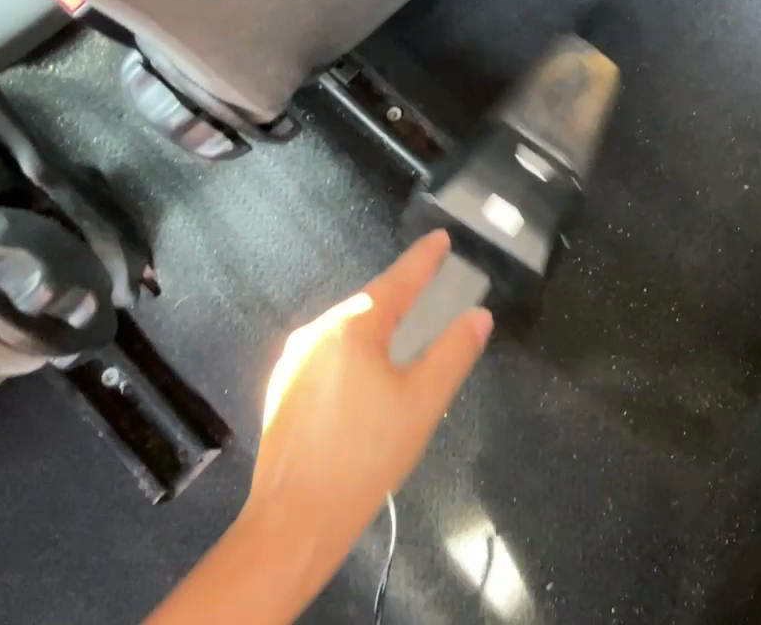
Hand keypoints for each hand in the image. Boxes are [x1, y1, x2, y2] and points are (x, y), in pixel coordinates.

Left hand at [245, 231, 491, 542]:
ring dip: (378, 327)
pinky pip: (329, 356)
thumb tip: (478, 316)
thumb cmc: (366, 455)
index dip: (423, 260)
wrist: (294, 522)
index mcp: (352, 329)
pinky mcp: (282, 392)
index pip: (397, 282)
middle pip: (370, 305)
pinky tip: (368, 376)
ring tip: (406, 331)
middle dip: (401, 296)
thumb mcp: (424, 400)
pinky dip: (356, 354)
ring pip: (347, 333)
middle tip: (431, 286)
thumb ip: (454, 351)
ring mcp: (293, 363)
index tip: (440, 238)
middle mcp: (316, 335)